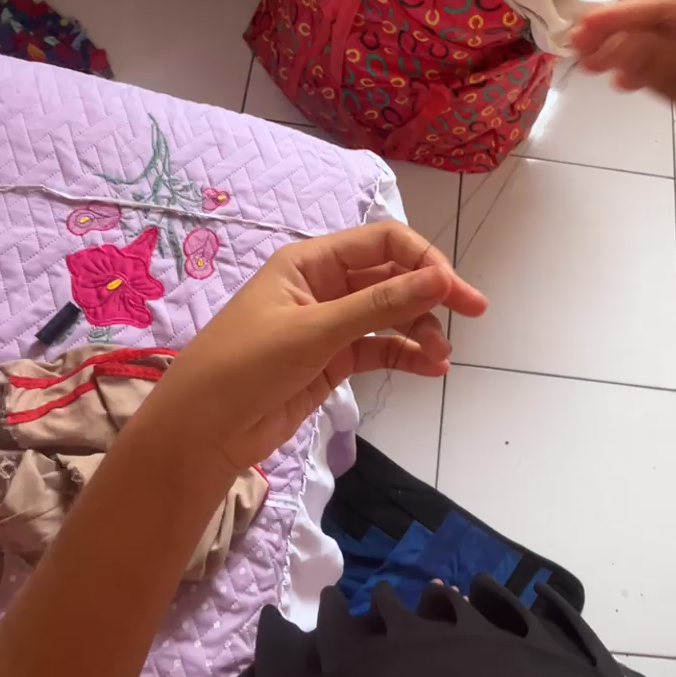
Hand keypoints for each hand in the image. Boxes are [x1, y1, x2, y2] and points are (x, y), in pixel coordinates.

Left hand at [130, 221, 487, 474]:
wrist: (201, 433)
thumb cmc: (245, 366)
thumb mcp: (314, 331)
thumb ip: (379, 305)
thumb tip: (441, 279)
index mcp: (311, 261)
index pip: (382, 243)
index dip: (422, 258)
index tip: (452, 288)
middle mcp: (325, 286)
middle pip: (391, 277)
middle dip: (430, 292)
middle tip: (474, 311)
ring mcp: (331, 325)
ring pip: (390, 315)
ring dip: (420, 328)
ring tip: (440, 356)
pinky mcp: (333, 362)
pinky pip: (380, 350)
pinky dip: (406, 355)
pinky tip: (431, 368)